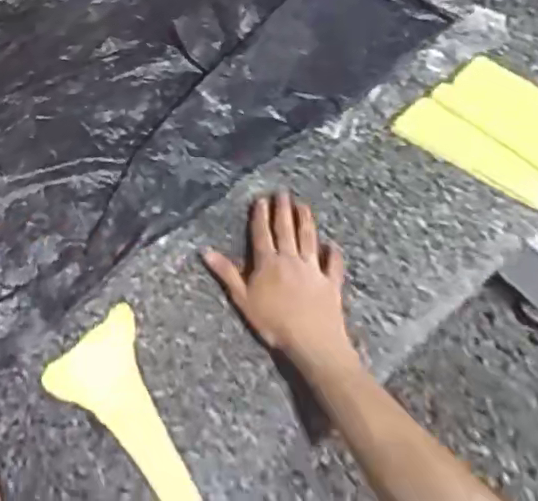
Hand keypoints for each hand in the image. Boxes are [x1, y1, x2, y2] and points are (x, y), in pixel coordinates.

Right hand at [202, 191, 358, 368]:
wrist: (314, 345)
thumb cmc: (274, 323)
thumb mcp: (243, 299)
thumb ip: (226, 273)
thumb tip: (204, 250)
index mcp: (268, 263)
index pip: (262, 233)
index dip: (260, 215)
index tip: (261, 199)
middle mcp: (290, 260)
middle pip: (286, 230)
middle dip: (283, 210)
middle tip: (283, 192)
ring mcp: (312, 270)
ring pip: (308, 240)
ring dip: (306, 221)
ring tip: (303, 206)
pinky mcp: (331, 284)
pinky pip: (332, 265)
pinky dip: (333, 254)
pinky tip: (333, 245)